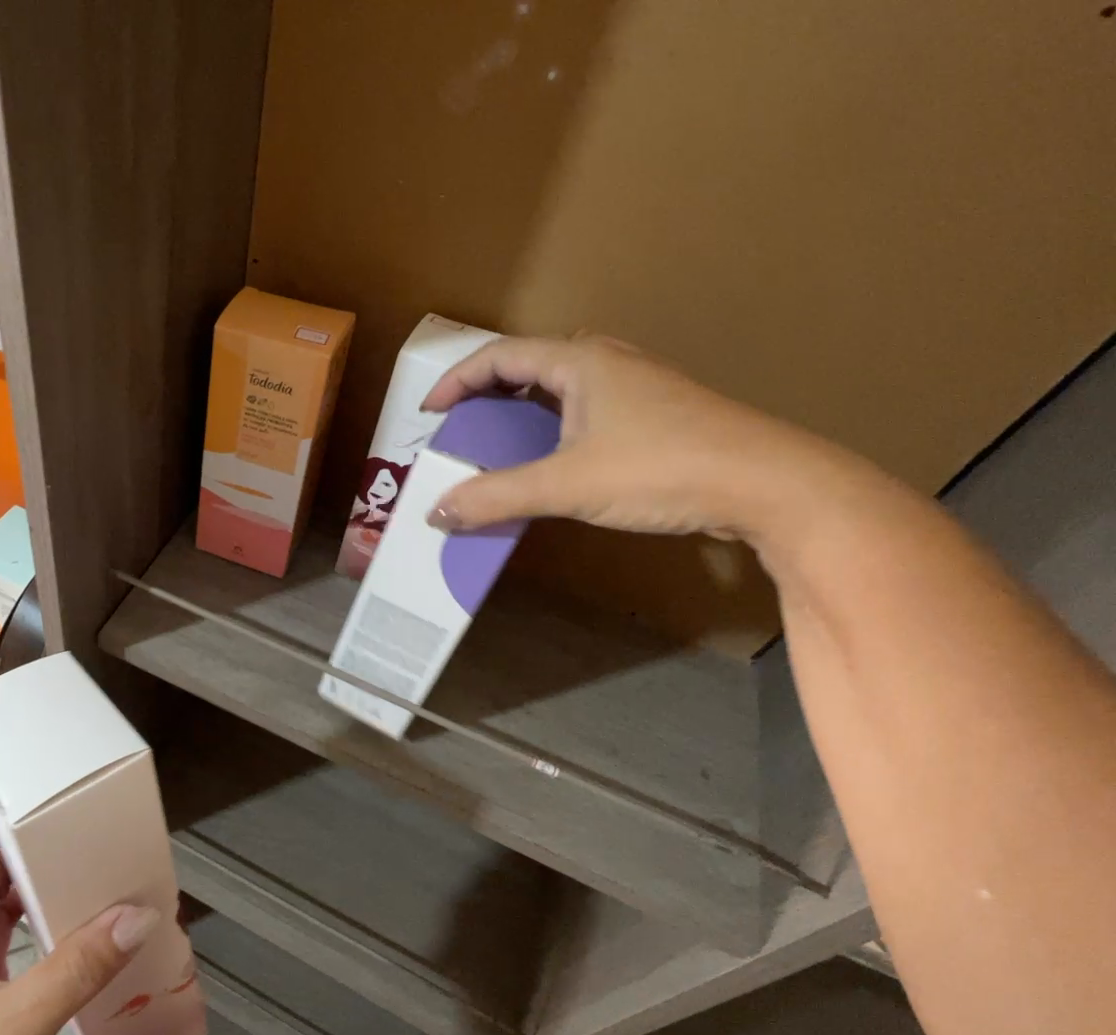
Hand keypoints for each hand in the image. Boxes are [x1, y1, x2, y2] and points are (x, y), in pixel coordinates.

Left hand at [0, 779, 160, 1034]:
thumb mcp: (11, 1026)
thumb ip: (75, 971)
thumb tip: (131, 920)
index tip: (11, 761)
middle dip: (13, 823)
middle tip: (58, 797)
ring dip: (26, 867)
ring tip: (69, 843)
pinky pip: (4, 924)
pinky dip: (33, 907)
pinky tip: (64, 904)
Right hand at [422, 334, 849, 543]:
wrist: (773, 485)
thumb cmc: (663, 469)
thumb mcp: (567, 485)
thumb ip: (496, 498)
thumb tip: (435, 512)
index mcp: (580, 361)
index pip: (498, 356)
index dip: (455, 381)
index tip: (428, 415)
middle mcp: (607, 362)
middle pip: (529, 365)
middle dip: (487, 394)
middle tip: (462, 428)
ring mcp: (638, 386)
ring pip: (561, 387)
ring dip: (522, 411)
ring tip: (499, 444)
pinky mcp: (658, 414)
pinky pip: (586, 408)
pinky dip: (553, 427)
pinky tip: (554, 461)